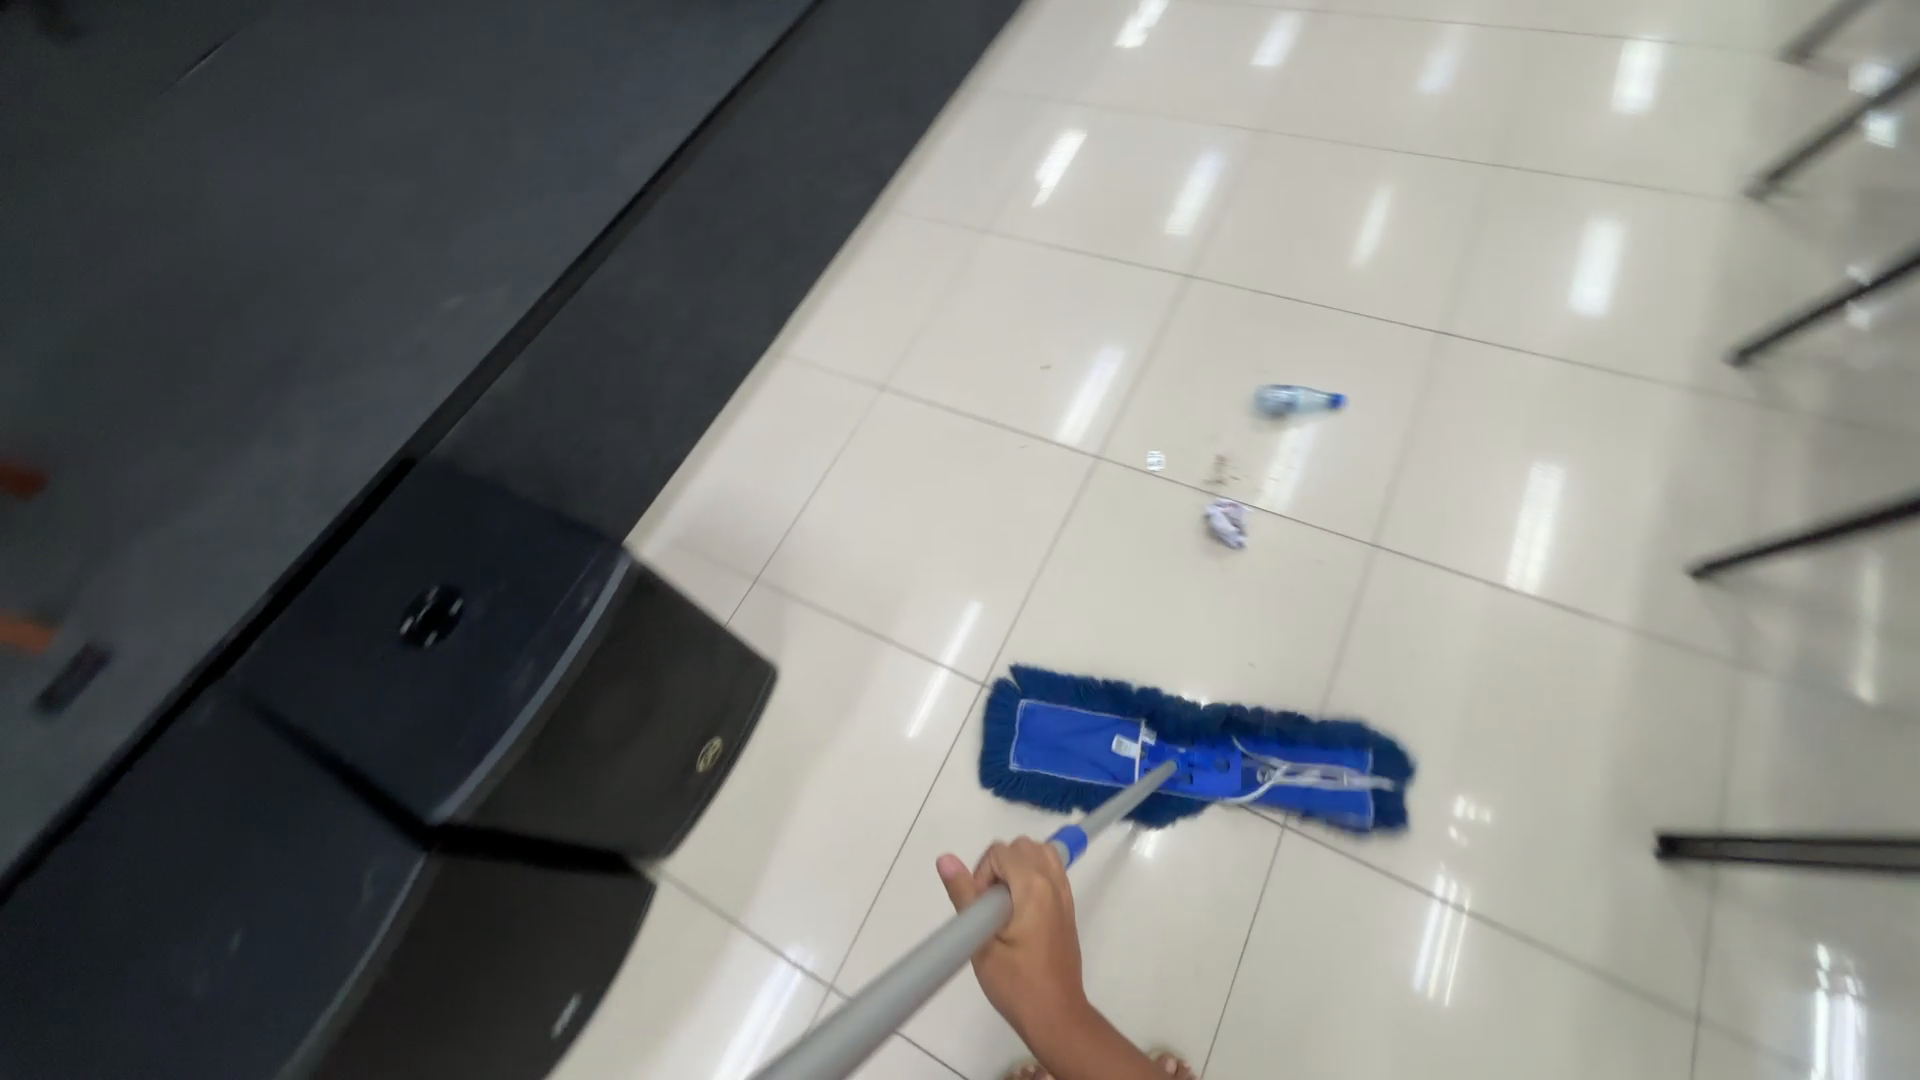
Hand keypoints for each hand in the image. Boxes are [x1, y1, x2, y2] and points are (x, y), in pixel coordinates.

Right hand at [936, 838, 1088, 1037]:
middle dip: (999, 867)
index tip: (981, 909)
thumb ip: (965, 895)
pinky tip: (1021, 910)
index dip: (982, 875)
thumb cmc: (1016, 983)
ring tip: (1005, 903)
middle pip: (1022, 847)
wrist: (1056, 1016)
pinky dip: (1035, 876)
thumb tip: (946, 858)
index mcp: (1032, 886)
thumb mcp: (981, 942)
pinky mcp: (1068, 908)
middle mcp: (1052, 882)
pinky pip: (1052, 871)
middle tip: (990, 907)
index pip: (1000, 852)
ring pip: (1040, 853)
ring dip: (1019, 867)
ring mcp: (1064, 894)